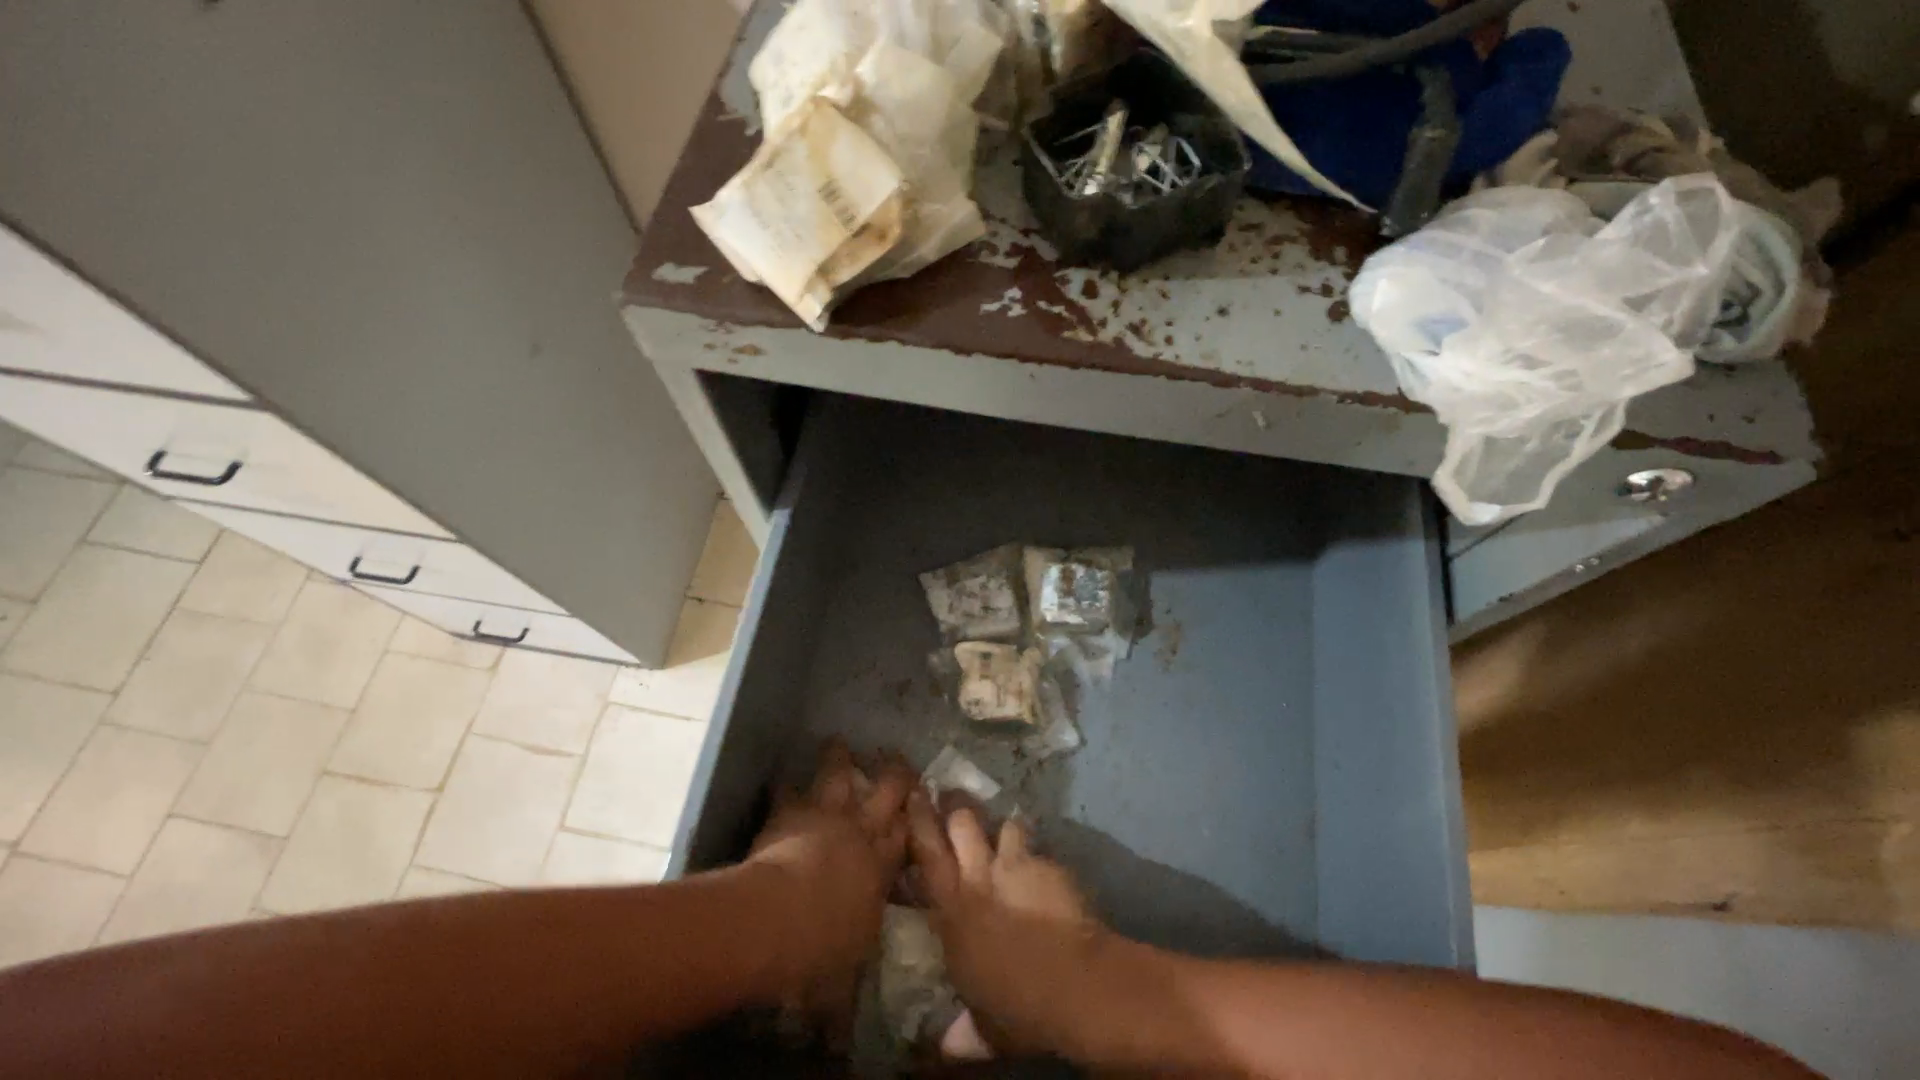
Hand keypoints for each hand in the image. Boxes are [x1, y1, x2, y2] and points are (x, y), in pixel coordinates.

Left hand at [748, 740, 912, 1036]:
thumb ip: (850, 979)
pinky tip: (783, 776)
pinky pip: (788, 792)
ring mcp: (827, 818)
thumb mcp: (845, 968)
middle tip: (901, 760)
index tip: (926, 802)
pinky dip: (786, 786)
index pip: (907, 837)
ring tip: (842, 744)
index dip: (917, 818)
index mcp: (882, 869)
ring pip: (841, 777)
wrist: (779, 919)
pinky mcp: (790, 813)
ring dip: (841, 761)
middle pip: (889, 793)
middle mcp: (862, 835)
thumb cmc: (820, 949)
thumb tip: (840, 1039)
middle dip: (897, 775)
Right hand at [908, 790, 1105, 1059]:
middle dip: (950, 804)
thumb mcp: (983, 1028)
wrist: (1071, 984)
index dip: (916, 824)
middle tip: (945, 791)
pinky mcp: (1046, 866)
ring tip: (999, 827)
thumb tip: (946, 1052)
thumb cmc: (1016, 1008)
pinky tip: (1041, 862)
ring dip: (997, 825)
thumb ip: (963, 1033)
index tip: (912, 798)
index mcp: (950, 914)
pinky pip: (1035, 846)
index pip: (924, 856)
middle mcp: (975, 881)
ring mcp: (1012, 867)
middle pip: (958, 824)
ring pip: (999, 824)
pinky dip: (1034, 851)